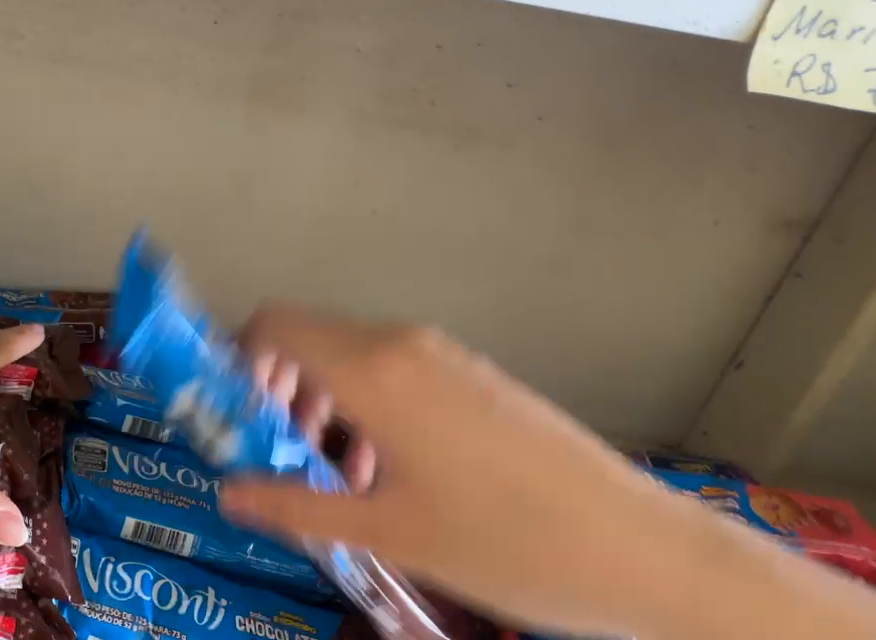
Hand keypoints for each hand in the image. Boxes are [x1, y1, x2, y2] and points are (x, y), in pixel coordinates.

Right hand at [214, 309, 728, 637]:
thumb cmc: (505, 542)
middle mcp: (400, 343)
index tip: (236, 412)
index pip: (274, 324)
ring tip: (334, 473)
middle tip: (277, 448)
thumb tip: (227, 492)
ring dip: (323, 398)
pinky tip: (388, 472)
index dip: (239, 357)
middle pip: (309, 336)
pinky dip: (366, 402)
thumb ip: (294, 505)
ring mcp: (442, 355)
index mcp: (370, 368)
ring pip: (351, 354)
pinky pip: (393, 368)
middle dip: (278, 386)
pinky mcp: (472, 374)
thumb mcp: (387, 531)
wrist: (648, 552)